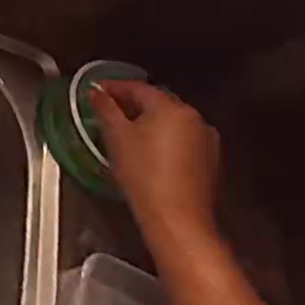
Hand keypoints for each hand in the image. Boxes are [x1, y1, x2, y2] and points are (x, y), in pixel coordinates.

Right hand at [90, 80, 220, 245]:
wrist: (177, 217)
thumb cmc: (142, 171)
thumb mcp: (115, 135)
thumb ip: (105, 107)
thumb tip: (96, 91)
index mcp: (171, 108)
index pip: (138, 87)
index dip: (113, 86)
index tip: (94, 90)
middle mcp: (194, 118)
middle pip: (157, 101)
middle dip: (131, 102)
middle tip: (107, 108)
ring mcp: (206, 139)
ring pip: (170, 120)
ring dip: (148, 119)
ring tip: (124, 129)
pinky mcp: (210, 159)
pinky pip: (181, 137)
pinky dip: (163, 136)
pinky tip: (147, 148)